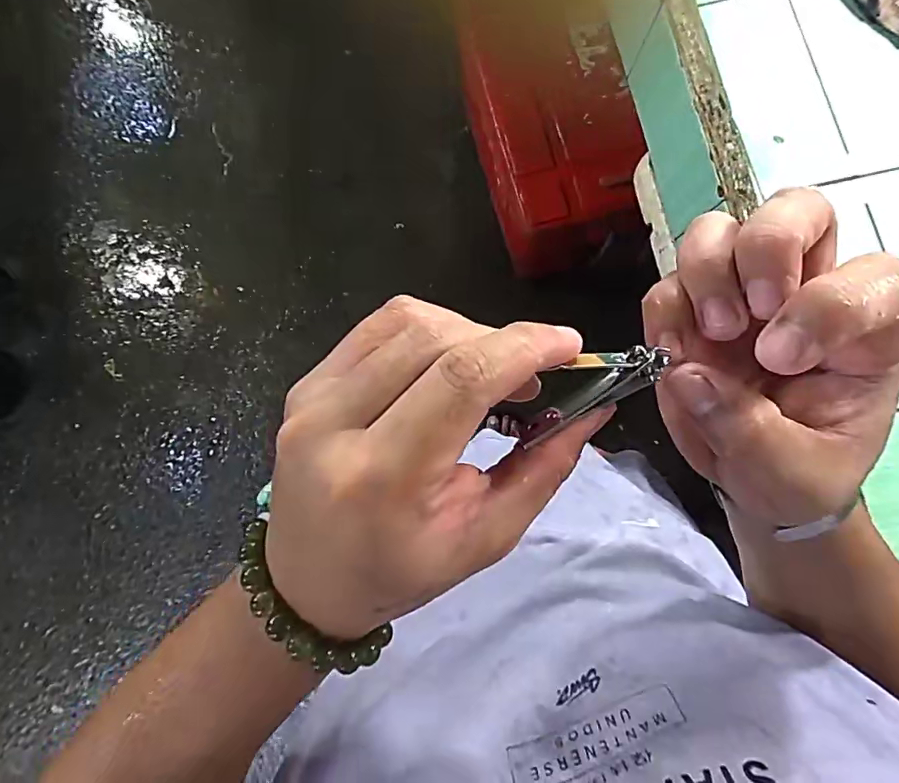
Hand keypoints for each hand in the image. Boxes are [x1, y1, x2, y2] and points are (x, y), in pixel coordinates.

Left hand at [265, 297, 612, 638]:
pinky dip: (425, 328)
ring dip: (463, 329)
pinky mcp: (306, 381)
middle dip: (499, 340)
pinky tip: (446, 356)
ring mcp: (312, 395)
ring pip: (403, 320)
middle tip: (533, 371)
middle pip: (432, 339)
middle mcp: (335, 423)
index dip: (521, 348)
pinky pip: (375, 327)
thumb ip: (542, 468)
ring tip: (491, 366)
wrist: (306, 577)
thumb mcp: (483, 539)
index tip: (568, 344)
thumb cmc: (397, 571)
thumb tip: (592, 407)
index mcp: (383, 477)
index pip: (458, 380)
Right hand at [643, 188, 898, 528]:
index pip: (876, 280)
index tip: (781, 359)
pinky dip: (664, 310)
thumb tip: (689, 376)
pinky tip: (674, 353)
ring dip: (705, 271)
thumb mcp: (794, 476)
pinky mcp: (692, 305)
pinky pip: (668, 278)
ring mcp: (742, 291)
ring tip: (709, 333)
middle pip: (800, 211)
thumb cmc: (799, 476)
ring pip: (720, 229)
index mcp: (869, 333)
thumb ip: (750, 432)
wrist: (753, 482)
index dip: (828, 303)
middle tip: (747, 309)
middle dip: (767, 244)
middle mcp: (808, 293)